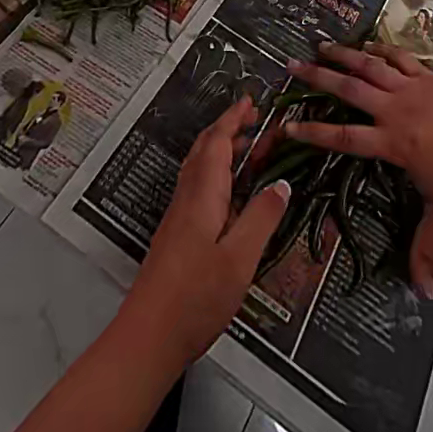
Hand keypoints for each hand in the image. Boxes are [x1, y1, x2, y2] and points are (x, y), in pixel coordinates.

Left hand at [120, 96, 290, 363]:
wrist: (150, 331)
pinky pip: (198, 186)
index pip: (217, 143)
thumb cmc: (196, 296)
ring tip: (249, 147)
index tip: (250, 100)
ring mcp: (179, 214)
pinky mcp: (178, 231)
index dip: (233, 119)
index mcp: (202, 195)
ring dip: (222, 149)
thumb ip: (262, 218)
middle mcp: (187, 196)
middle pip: (205, 150)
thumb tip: (282, 182)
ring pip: (200, 167)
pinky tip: (231, 191)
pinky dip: (217, 173)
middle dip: (228, 128)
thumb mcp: (240, 258)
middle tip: (255, 119)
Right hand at [284, 41, 432, 297]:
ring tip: (320, 44)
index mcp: (394, 143)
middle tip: (292, 64)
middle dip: (317, 76)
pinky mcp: (430, 77)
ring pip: (369, 65)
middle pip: (348, 89)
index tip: (286, 125)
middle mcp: (396, 110)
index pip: (343, 137)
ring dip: (343, 54)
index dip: (312, 132)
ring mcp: (412, 89)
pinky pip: (399, 58)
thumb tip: (421, 292)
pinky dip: (381, 48)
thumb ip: (427, 248)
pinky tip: (367, 43)